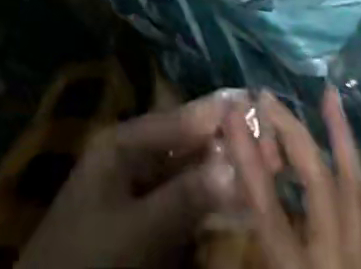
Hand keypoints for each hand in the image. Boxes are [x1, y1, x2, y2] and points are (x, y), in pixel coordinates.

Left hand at [16, 92, 245, 268]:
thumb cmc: (90, 254)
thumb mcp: (139, 228)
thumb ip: (187, 197)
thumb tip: (237, 163)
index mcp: (120, 144)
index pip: (177, 121)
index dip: (217, 115)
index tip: (260, 107)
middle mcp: (127, 157)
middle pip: (182, 145)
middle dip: (223, 146)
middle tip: (271, 145)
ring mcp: (132, 190)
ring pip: (184, 175)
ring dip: (217, 175)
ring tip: (262, 169)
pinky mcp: (138, 220)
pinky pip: (177, 204)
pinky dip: (203, 204)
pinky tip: (233, 206)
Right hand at [220, 86, 360, 268]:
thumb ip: (225, 252)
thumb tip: (209, 192)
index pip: (268, 206)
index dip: (247, 154)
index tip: (231, 111)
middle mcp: (335, 265)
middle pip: (321, 187)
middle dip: (294, 135)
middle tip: (267, 97)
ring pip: (358, 191)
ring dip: (341, 140)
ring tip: (328, 98)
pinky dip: (357, 172)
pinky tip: (348, 152)